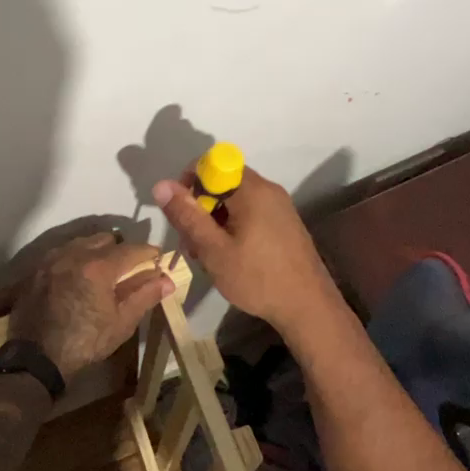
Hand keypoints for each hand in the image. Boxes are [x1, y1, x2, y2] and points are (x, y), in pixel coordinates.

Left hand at [8, 234, 173, 381]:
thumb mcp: (121, 323)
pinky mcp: (36, 269)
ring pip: (81, 243)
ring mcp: (51, 259)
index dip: (148, 253)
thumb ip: (145, 296)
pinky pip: (62, 253)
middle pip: (105, 240)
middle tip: (128, 268)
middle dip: (121, 250)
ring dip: (96, 251)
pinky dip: (75, 259)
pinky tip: (78, 277)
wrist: (36, 358)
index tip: (158, 259)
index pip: (131, 250)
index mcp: (98, 266)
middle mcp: (73, 254)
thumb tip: (167, 280)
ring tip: (102, 272)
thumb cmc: (85, 342)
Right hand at [154, 168, 343, 335]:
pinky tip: (229, 258)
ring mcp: (279, 207)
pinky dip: (233, 228)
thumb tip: (161, 184)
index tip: (181, 213)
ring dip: (214, 222)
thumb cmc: (257, 278)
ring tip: (208, 257)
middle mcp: (268, 190)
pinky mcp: (284, 224)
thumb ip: (187, 215)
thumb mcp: (214, 249)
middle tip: (192, 245)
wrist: (308, 307)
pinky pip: (250, 213)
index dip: (190, 182)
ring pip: (235, 201)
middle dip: (200, 208)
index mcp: (252, 190)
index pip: (212, 164)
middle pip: (222, 183)